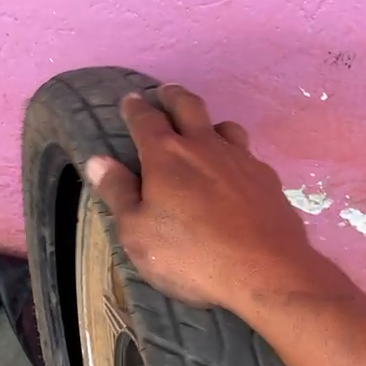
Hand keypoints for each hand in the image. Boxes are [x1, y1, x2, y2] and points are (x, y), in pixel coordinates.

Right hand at [84, 85, 332, 313]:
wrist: (265, 271)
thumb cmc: (191, 255)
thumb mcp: (138, 233)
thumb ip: (118, 192)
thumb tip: (98, 160)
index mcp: (166, 155)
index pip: (146, 119)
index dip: (135, 108)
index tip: (130, 100)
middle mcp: (205, 146)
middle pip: (189, 106)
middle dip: (173, 97)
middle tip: (165, 94)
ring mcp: (242, 160)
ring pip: (225, 126)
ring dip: (209, 123)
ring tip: (204, 131)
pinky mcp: (268, 179)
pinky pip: (248, 155)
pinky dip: (235, 155)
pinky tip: (236, 173)